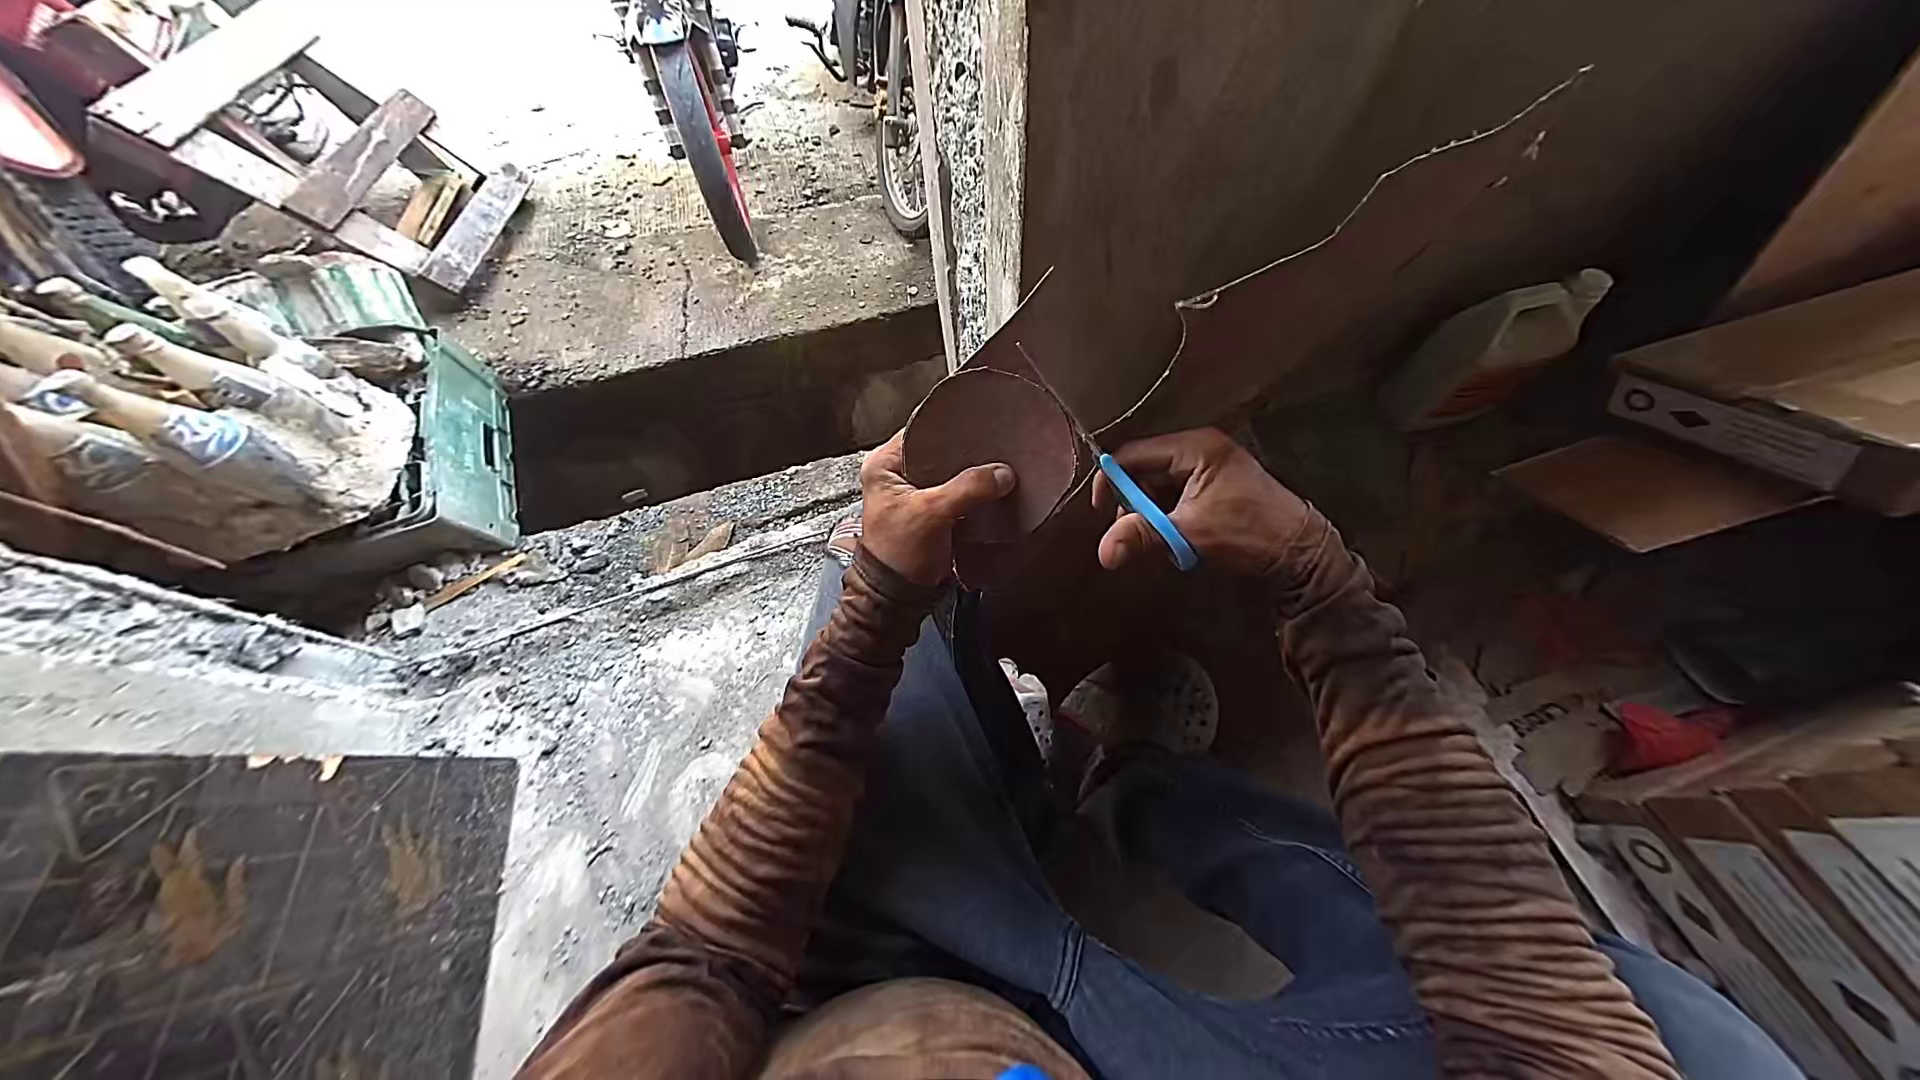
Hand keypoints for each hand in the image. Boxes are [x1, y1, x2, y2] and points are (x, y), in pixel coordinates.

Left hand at [859, 431, 1017, 585]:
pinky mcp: (932, 512)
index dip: (949, 427)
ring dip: (971, 475)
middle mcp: (896, 475)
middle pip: (939, 451)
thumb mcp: (932, 515)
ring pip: (950, 473)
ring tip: (995, 465)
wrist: (899, 599)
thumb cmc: (898, 557)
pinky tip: (991, 488)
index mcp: (882, 465)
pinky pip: (957, 492)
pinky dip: (972, 493)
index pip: (921, 430)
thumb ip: (968, 489)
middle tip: (993, 447)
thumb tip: (1002, 473)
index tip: (978, 425)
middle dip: (965, 453)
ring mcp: (915, 495)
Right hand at [1093, 427, 1318, 578]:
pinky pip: (1173, 495)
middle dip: (1133, 502)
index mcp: (1195, 448)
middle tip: (1135, 530)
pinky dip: (1166, 516)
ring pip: (1157, 485)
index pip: (1133, 454)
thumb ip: (1142, 536)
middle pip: (1144, 469)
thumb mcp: (1190, 534)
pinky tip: (1175, 535)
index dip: (1111, 480)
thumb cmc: (1251, 534)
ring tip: (1162, 536)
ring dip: (1150, 512)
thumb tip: (1104, 551)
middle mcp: (1199, 449)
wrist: (1300, 553)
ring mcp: (1207, 466)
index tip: (1103, 510)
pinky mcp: (1211, 485)